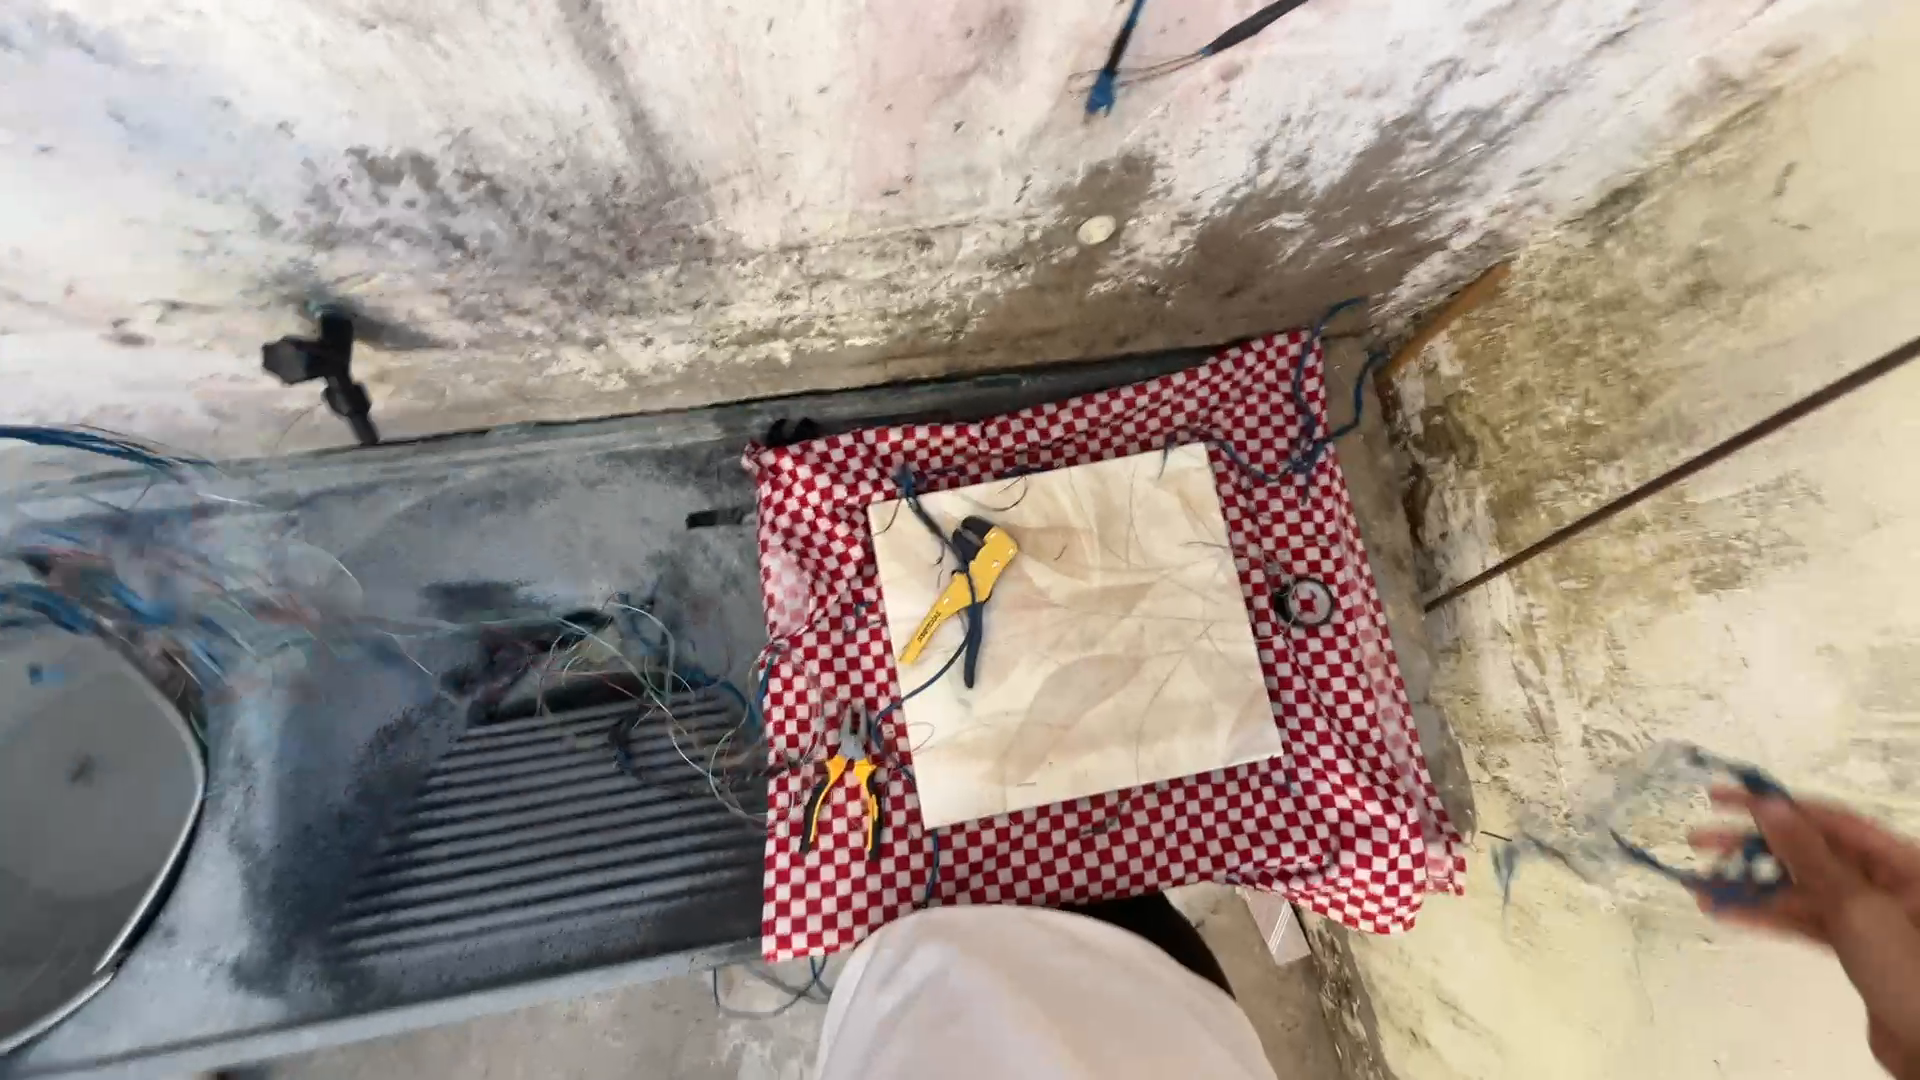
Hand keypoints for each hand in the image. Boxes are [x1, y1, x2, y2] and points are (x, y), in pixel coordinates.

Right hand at [1692, 790, 1919, 1078]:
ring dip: (1747, 885)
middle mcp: (1891, 886)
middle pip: (1808, 853)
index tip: (1717, 798)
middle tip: (1697, 843)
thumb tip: (1767, 804)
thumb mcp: (1856, 906)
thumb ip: (1808, 853)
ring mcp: (1873, 917)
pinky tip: (1723, 911)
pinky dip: (1763, 914)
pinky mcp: (1857, 945)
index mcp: (1906, 868)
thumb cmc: (1909, 970)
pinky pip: (1802, 919)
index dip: (1772, 806)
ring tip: (1699, 886)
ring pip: (1798, 887)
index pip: (1830, 820)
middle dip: (1749, 849)